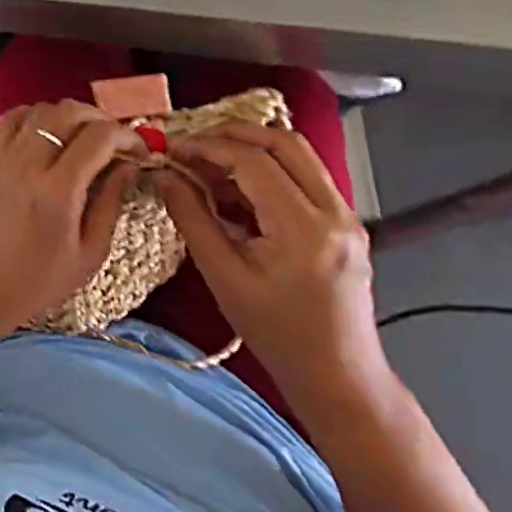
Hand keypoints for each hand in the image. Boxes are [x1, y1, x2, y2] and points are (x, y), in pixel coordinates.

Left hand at [0, 100, 138, 339]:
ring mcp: (8, 158)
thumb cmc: (41, 279)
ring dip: (69, 113)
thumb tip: (129, 166)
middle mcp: (30, 164)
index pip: (97, 137)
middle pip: (67, 112)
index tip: (141, 151)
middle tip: (117, 140)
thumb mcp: (90, 253)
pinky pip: (11, 119)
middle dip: (100, 118)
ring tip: (87, 134)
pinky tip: (50, 129)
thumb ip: (110, 203)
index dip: (126, 136)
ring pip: (40, 109)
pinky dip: (34, 114)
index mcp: (58, 190)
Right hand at [156, 124, 390, 402]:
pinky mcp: (344, 224)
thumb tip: (165, 175)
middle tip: (192, 144)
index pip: (254, 161)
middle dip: (233, 134)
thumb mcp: (222, 276)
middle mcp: (334, 213)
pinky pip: (303, 178)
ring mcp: (346, 216)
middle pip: (284, 143)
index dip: (208, 147)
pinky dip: (266, 171)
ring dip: (250, 149)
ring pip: (297, 155)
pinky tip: (233, 191)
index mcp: (304, 229)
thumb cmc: (276, 334)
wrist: (340, 378)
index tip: (173, 149)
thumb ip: (192, 217)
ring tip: (207, 166)